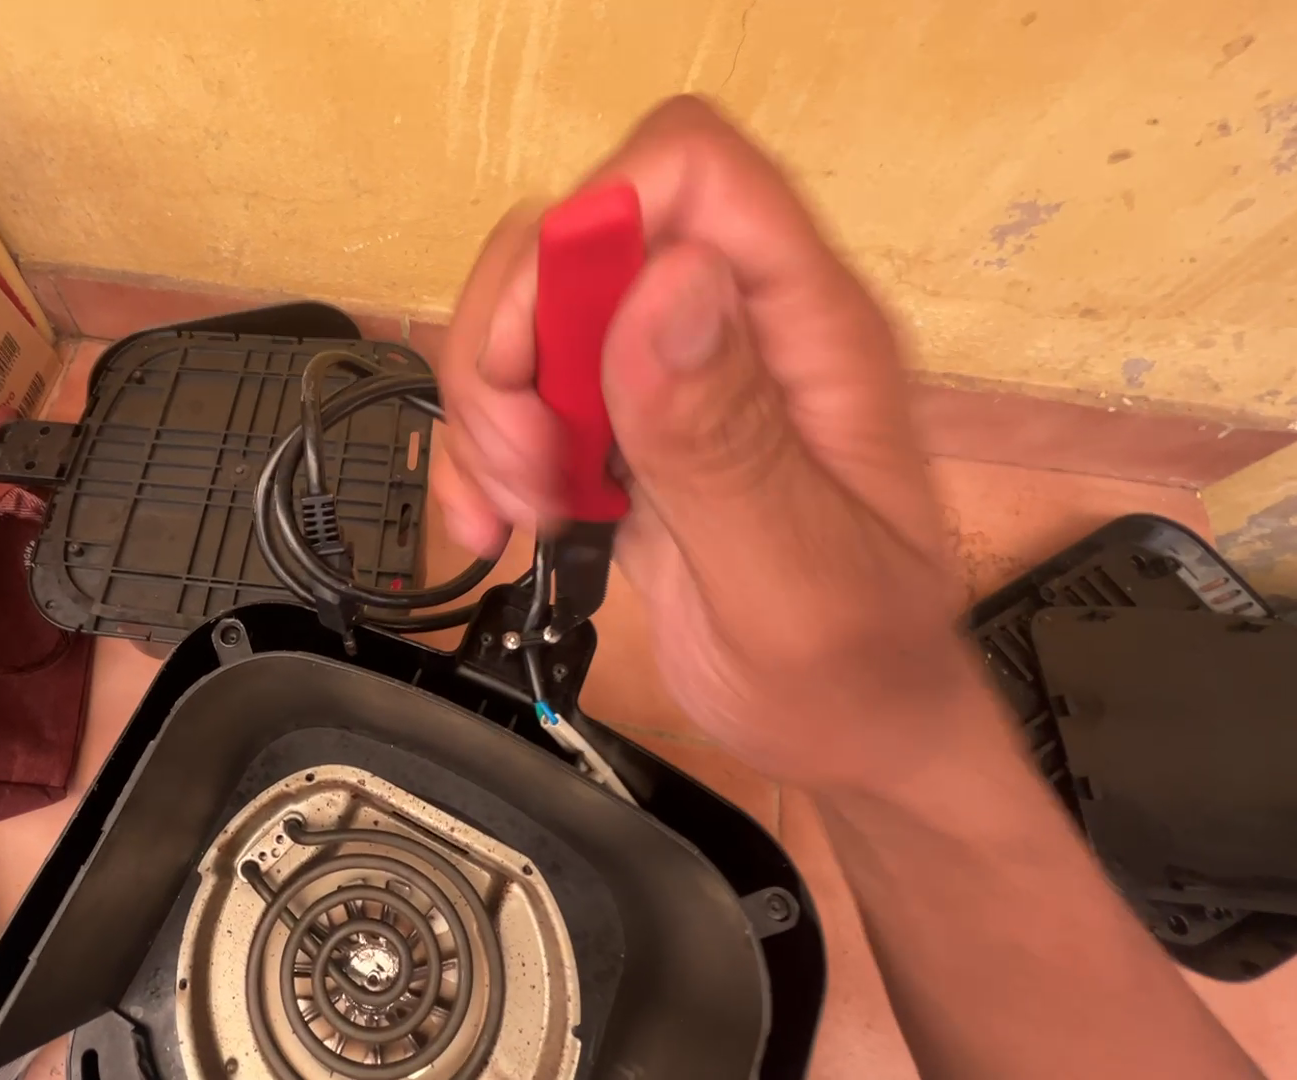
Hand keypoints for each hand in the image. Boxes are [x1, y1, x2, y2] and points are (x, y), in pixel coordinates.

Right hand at [436, 97, 1001, 792]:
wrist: (832, 724)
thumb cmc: (844, 666)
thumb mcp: (794, 575)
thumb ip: (728, 436)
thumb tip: (665, 282)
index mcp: (799, 330)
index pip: (685, 174)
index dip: (586, 229)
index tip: (540, 361)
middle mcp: (715, 332)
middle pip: (562, 248)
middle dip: (508, 355)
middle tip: (523, 466)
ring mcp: (650, 385)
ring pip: (517, 330)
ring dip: (488, 420)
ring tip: (520, 512)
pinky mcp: (605, 438)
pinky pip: (506, 408)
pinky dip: (478, 463)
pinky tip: (495, 528)